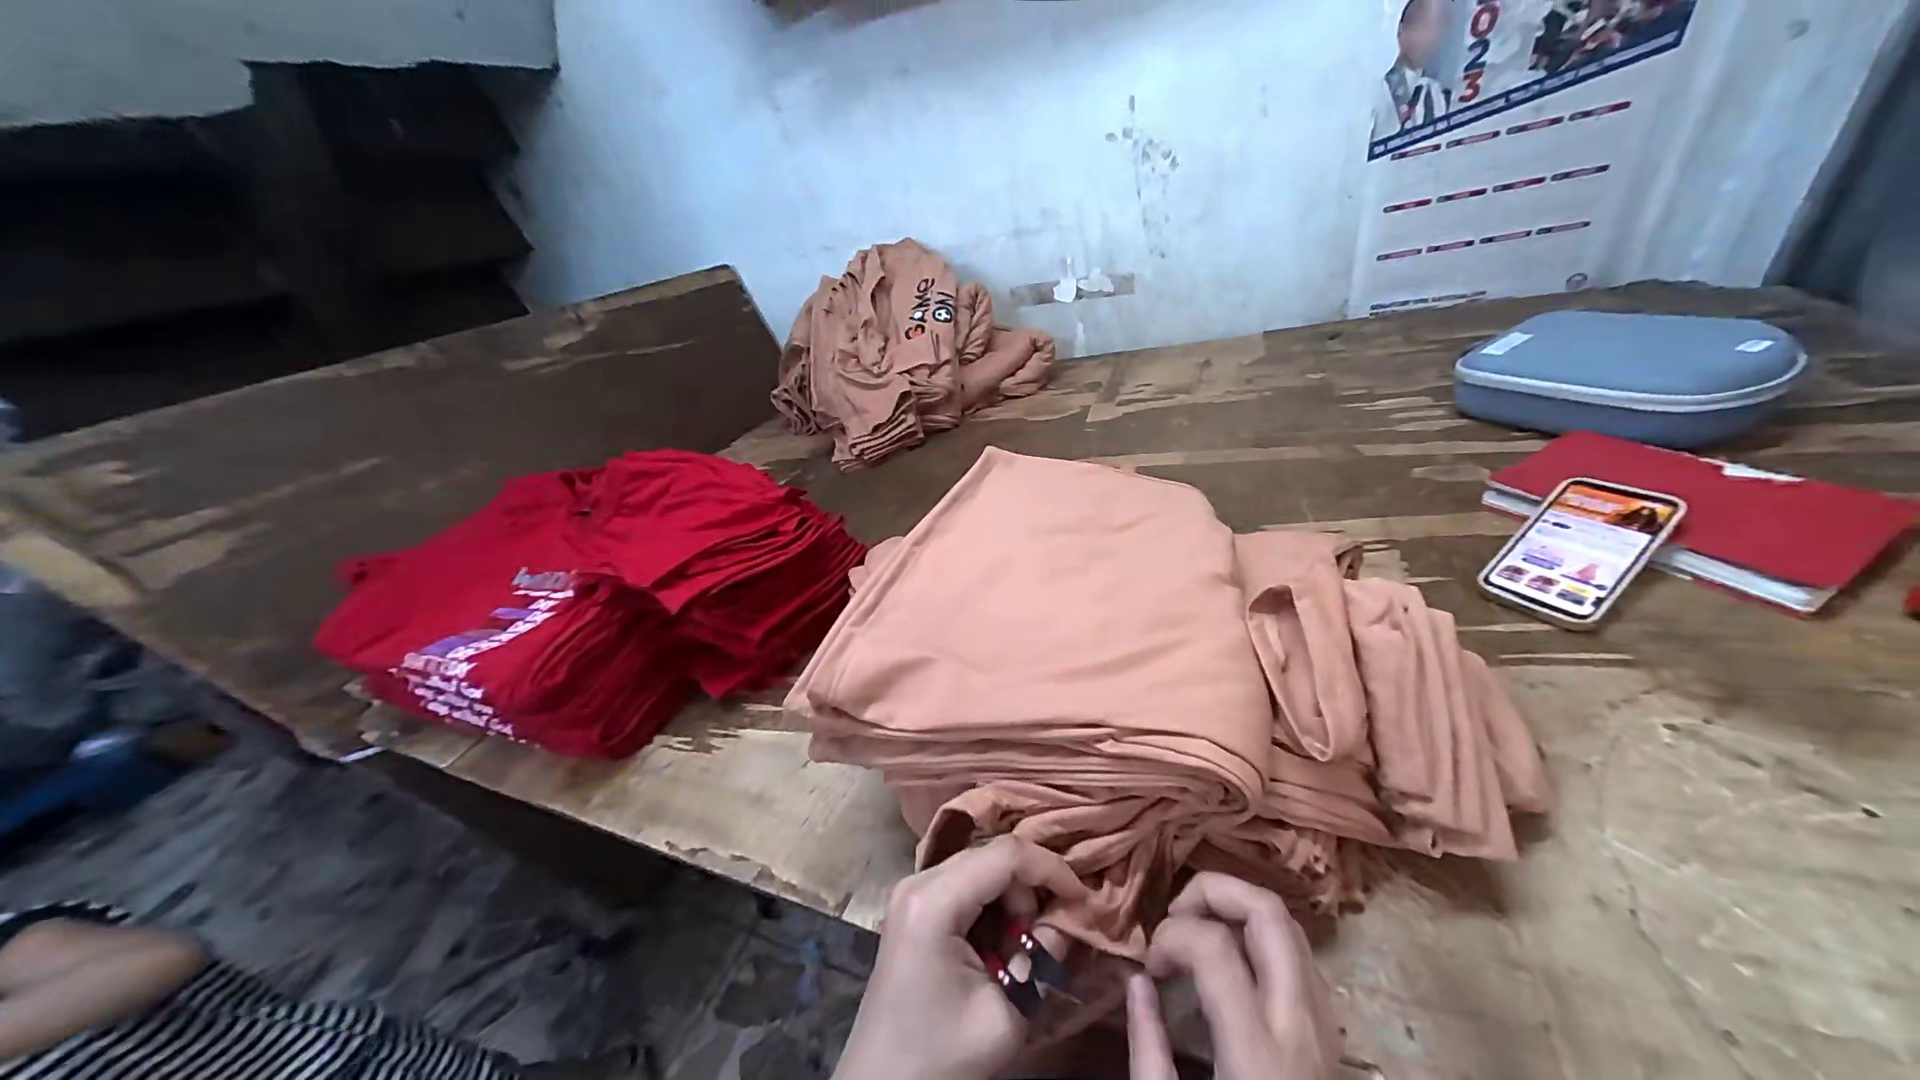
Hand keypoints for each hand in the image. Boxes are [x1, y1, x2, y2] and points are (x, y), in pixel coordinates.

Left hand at [833, 836, 1087, 1079]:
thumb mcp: (1005, 1017)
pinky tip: (997, 947)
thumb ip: (1042, 957)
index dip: (1051, 869)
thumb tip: (1067, 917)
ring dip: (1012, 900)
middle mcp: (918, 880)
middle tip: (1046, 937)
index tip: (1082, 900)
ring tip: (1018, 951)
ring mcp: (912, 890)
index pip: (1006, 854)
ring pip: (981, 868)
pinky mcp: (914, 906)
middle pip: (992, 856)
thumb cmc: (940, 1057)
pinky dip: (992, 907)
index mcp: (933, 901)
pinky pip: (966, 885)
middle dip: (1030, 889)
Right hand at [1127, 873, 1338, 1079]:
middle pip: (1267, 911)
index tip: (1150, 965)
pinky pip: (1298, 953)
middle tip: (1174, 919)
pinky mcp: (1333, 1031)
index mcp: (1260, 1053)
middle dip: (1211, 891)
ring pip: (1289, 923)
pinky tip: (1229, 962)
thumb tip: (1137, 983)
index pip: (1214, 945)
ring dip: (1236, 909)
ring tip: (1196, 933)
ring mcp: (1326, 1025)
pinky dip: (1258, 935)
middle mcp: (1302, 1025)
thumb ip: (1150, 1049)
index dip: (1170, 935)